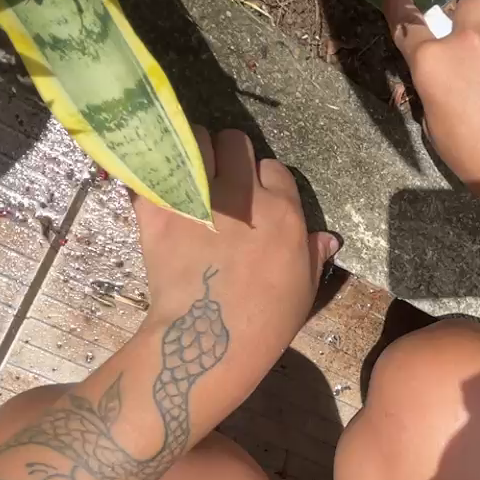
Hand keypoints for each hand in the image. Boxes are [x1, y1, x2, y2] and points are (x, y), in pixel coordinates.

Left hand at [135, 126, 335, 363]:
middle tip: (222, 179)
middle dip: (229, 155)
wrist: (211, 337)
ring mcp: (199, 197)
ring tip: (189, 175)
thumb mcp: (304, 290)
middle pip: (235, 142)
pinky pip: (153, 170)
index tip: (258, 198)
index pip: (274, 168)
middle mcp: (243, 194)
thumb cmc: (268, 321)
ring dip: (194, 153)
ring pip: (195, 142)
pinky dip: (153, 174)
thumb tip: (327, 239)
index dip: (265, 181)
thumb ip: (313, 256)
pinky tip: (156, 186)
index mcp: (283, 211)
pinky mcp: (159, 209)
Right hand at [383, 0, 479, 188]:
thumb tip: (446, 79)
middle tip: (478, 52)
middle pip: (469, 3)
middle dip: (470, 20)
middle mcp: (469, 41)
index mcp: (434, 63)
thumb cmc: (478, 161)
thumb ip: (437, 90)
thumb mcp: (439, 130)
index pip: (407, 22)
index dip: (400, 8)